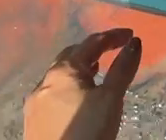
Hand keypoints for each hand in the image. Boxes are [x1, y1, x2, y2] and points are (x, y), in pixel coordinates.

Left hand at [24, 29, 142, 139]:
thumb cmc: (88, 131)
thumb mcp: (111, 98)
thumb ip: (123, 67)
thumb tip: (134, 42)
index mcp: (63, 71)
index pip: (91, 43)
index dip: (113, 36)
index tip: (131, 35)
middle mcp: (44, 82)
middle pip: (71, 55)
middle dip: (93, 49)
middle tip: (113, 49)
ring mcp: (34, 104)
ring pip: (59, 75)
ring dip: (80, 68)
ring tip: (98, 70)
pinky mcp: (32, 123)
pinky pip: (53, 93)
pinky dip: (69, 86)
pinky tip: (78, 97)